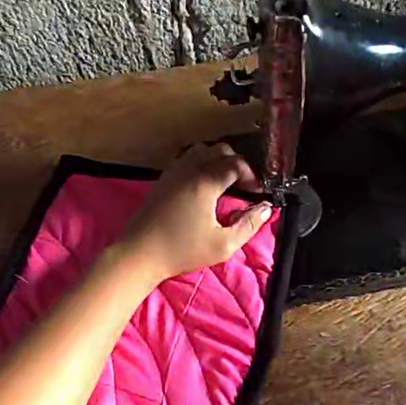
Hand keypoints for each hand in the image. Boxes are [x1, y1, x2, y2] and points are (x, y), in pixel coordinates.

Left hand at [111, 143, 274, 286]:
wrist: (139, 254)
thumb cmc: (181, 251)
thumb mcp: (223, 244)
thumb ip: (249, 225)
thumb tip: (266, 209)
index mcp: (205, 181)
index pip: (236, 164)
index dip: (252, 175)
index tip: (257, 191)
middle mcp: (189, 170)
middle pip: (220, 151)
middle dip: (237, 164)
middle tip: (244, 186)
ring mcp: (173, 172)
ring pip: (201, 151)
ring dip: (217, 161)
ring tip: (224, 183)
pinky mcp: (162, 180)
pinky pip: (186, 160)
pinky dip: (200, 165)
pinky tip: (203, 188)